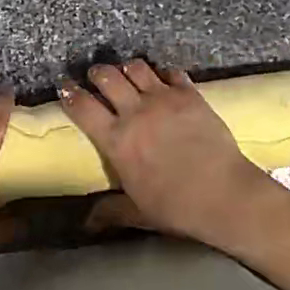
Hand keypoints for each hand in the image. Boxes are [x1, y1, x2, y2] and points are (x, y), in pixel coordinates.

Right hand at [60, 60, 283, 247]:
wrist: (224, 194)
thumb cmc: (176, 207)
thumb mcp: (138, 211)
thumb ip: (110, 211)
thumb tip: (87, 222)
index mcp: (117, 140)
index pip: (83, 107)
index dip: (70, 93)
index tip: (65, 87)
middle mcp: (136, 112)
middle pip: (107, 76)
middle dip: (98, 73)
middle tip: (97, 77)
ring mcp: (164, 99)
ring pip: (136, 67)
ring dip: (128, 68)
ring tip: (128, 74)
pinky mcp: (189, 94)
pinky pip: (171, 72)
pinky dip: (163, 73)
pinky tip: (164, 80)